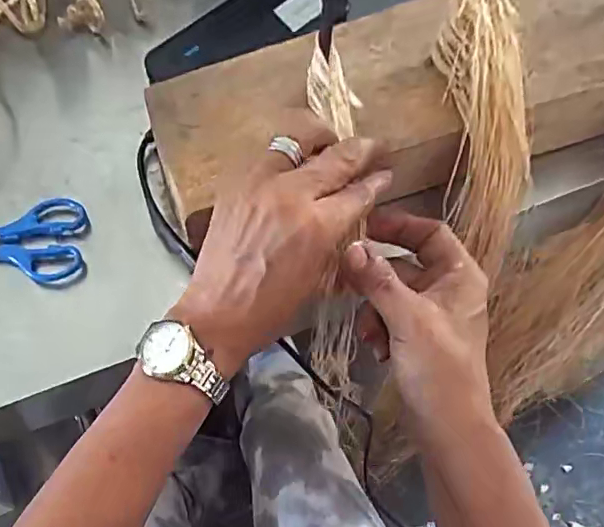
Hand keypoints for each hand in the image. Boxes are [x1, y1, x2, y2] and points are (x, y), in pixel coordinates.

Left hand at [171, 114, 392, 374]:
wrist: (218, 313)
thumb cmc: (269, 311)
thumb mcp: (316, 285)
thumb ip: (338, 248)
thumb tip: (353, 226)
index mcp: (318, 227)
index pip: (358, 193)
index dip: (376, 183)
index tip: (385, 175)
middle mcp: (292, 194)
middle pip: (337, 157)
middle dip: (363, 150)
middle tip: (374, 147)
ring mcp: (260, 181)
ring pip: (299, 137)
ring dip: (321, 136)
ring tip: (329, 143)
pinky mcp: (236, 181)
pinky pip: (267, 151)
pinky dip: (286, 151)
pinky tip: (292, 162)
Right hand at [342, 207, 495, 435]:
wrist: (448, 427)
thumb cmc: (438, 370)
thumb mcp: (407, 319)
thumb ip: (379, 281)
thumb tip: (352, 248)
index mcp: (460, 275)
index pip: (430, 232)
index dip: (399, 226)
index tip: (364, 227)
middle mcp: (449, 292)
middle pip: (404, 268)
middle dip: (376, 283)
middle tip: (347, 288)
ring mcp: (434, 320)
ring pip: (393, 298)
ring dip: (374, 313)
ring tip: (370, 337)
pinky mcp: (419, 344)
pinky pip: (392, 324)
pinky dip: (380, 333)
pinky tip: (377, 352)